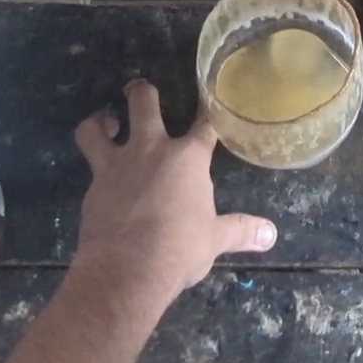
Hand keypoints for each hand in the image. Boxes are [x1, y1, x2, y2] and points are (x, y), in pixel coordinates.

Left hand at [70, 80, 277, 313]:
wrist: (125, 273)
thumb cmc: (178, 250)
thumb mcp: (214, 240)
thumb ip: (241, 230)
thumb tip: (271, 234)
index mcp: (188, 158)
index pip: (204, 125)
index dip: (208, 112)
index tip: (210, 101)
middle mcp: (151, 150)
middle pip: (144, 103)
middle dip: (141, 92)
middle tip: (139, 89)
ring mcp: (117, 166)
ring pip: (96, 129)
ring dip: (99, 121)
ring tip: (106, 123)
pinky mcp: (93, 189)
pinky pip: (91, 169)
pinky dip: (96, 172)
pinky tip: (103, 185)